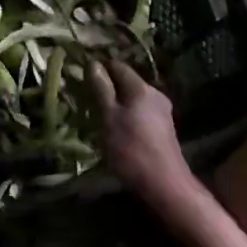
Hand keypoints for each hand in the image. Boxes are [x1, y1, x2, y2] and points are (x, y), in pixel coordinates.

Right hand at [88, 60, 194, 206]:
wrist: (163, 182)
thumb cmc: (130, 148)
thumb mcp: (109, 117)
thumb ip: (101, 89)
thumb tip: (93, 63)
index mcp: (141, 88)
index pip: (118, 66)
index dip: (99, 69)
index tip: (82, 78)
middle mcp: (156, 94)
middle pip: (127, 82)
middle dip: (108, 87)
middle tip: (88, 99)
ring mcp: (162, 111)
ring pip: (134, 99)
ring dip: (117, 103)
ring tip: (100, 115)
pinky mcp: (164, 128)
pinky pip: (141, 112)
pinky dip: (127, 115)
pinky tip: (118, 128)